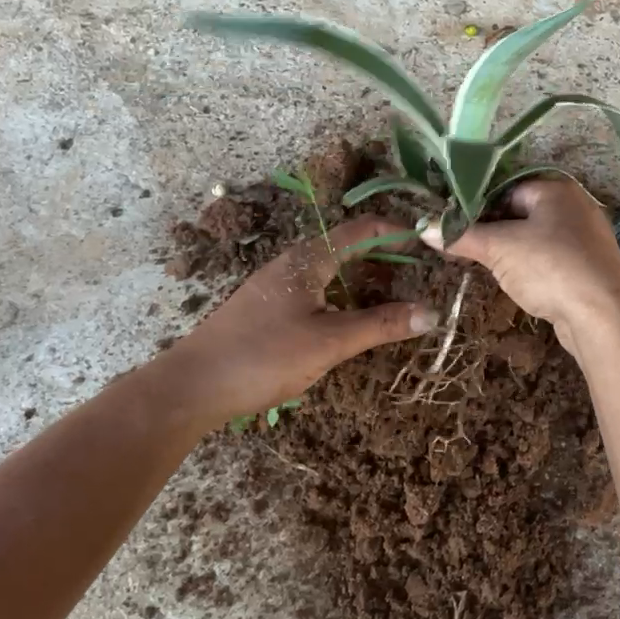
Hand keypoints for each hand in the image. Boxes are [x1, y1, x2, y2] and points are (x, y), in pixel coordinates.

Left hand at [153, 217, 434, 426]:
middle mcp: (292, 263)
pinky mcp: (266, 309)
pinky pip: (317, 288)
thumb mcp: (329, 343)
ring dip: (365, 277)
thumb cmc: (261, 357)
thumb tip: (433, 312)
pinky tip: (351, 320)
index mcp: (308, 259)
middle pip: (349, 246)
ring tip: (394, 296)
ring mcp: (276, 286)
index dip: (399, 231)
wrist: (186, 389)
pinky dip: (344, 294)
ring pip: (332, 269)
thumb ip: (381, 325)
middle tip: (420, 272)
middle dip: (387, 255)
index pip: (363, 229)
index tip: (431, 242)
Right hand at [420, 179, 619, 353]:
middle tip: (466, 249)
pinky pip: (552, 260)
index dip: (478, 206)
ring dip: (513, 252)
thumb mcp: (500, 248)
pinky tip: (520, 285)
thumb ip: (463, 236)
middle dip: (495, 231)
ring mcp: (586, 237)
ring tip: (489, 268)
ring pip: (537, 238)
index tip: (453, 225)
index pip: (507, 188)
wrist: (604, 313)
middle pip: (522, 212)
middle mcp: (575, 206)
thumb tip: (425, 228)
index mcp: (556, 188)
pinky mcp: (589, 267)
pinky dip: (533, 269)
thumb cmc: (551, 267)